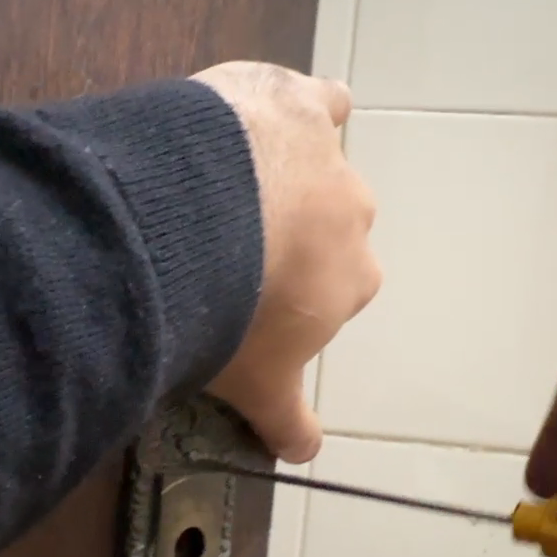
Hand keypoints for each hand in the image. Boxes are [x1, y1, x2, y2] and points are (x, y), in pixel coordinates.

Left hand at [191, 61, 379, 463]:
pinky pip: (316, 98)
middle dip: (289, 240)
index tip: (252, 304)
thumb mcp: (258, 384)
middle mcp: (355, 216)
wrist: (201, 233)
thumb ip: (286, 420)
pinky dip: (301, 105)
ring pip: (326, 165)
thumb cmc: (234, 320)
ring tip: (237, 190)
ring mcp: (327, 155)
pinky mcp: (294, 101)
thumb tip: (305, 458)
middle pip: (328, 229)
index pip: (333, 291)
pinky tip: (275, 110)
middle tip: (230, 251)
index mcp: (352, 280)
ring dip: (291, 179)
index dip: (292, 297)